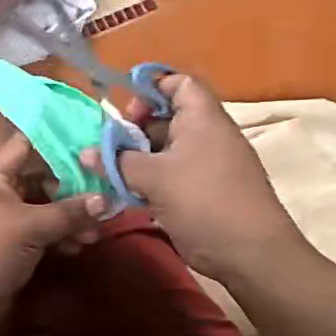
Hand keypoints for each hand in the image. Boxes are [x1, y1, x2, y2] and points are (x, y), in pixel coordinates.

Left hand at [0, 134, 106, 330]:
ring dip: (73, 218)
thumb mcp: (30, 225)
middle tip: (104, 198)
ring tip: (96, 232)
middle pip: (44, 180)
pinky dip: (64, 238)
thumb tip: (107, 199)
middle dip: (74, 189)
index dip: (54, 140)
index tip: (88, 141)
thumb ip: (69, 211)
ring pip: (49, 210)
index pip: (26, 145)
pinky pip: (47, 235)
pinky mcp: (18, 249)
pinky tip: (81, 246)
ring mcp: (11, 223)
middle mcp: (5, 194)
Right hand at [89, 73, 301, 282]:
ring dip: (138, 159)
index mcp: (202, 117)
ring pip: (165, 150)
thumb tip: (86, 153)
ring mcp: (206, 165)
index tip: (123, 109)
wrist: (249, 253)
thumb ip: (118, 162)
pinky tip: (128, 195)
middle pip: (166, 117)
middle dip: (134, 129)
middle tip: (110, 147)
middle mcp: (206, 135)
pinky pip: (171, 176)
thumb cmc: (203, 201)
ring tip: (111, 173)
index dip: (150, 87)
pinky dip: (150, 181)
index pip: (178, 83)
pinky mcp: (203, 192)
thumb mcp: (154, 178)